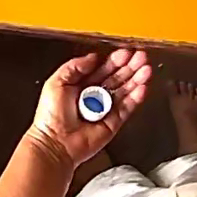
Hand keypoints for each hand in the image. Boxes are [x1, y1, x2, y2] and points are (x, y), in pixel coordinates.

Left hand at [26, 48, 151, 167]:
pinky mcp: (114, 122)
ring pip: (125, 90)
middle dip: (130, 66)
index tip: (125, 52)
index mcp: (81, 85)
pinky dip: (136, 97)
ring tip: (146, 69)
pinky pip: (128, 107)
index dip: (115, 60)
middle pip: (117, 77)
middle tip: (141, 57)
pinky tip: (142, 87)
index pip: (103, 68)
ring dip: (137, 79)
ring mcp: (106, 109)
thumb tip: (93, 57)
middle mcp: (95, 96)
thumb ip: (75, 66)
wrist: (55, 143)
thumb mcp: (57, 82)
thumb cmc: (50, 117)